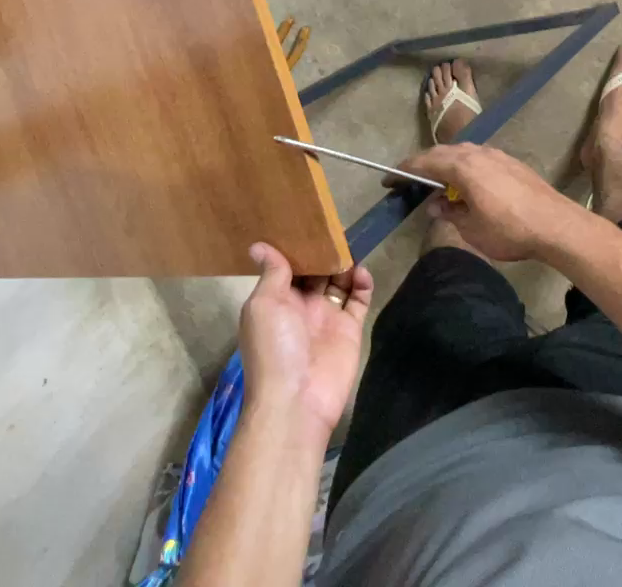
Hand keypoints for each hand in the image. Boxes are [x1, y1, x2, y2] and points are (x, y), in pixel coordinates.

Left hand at [238, 243, 373, 435]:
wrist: (297, 399)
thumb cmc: (274, 348)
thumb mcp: (264, 305)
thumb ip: (272, 274)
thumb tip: (259, 245)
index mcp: (276, 300)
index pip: (288, 267)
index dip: (297, 247)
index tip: (307, 222)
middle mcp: (301, 305)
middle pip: (316, 272)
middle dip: (324, 252)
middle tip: (335, 228)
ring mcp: (327, 317)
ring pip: (339, 282)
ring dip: (344, 264)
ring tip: (350, 249)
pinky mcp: (350, 328)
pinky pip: (359, 299)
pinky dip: (362, 283)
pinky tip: (362, 272)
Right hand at [394, 144, 575, 261]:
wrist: (556, 225)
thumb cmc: (509, 230)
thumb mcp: (471, 229)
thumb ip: (450, 213)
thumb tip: (436, 205)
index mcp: (463, 166)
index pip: (425, 162)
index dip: (404, 171)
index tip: (389, 180)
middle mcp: (478, 153)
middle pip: (442, 153)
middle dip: (423, 164)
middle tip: (408, 180)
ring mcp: (497, 155)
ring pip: (462, 152)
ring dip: (445, 164)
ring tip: (435, 182)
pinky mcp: (511, 163)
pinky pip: (479, 158)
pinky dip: (464, 166)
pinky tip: (465, 183)